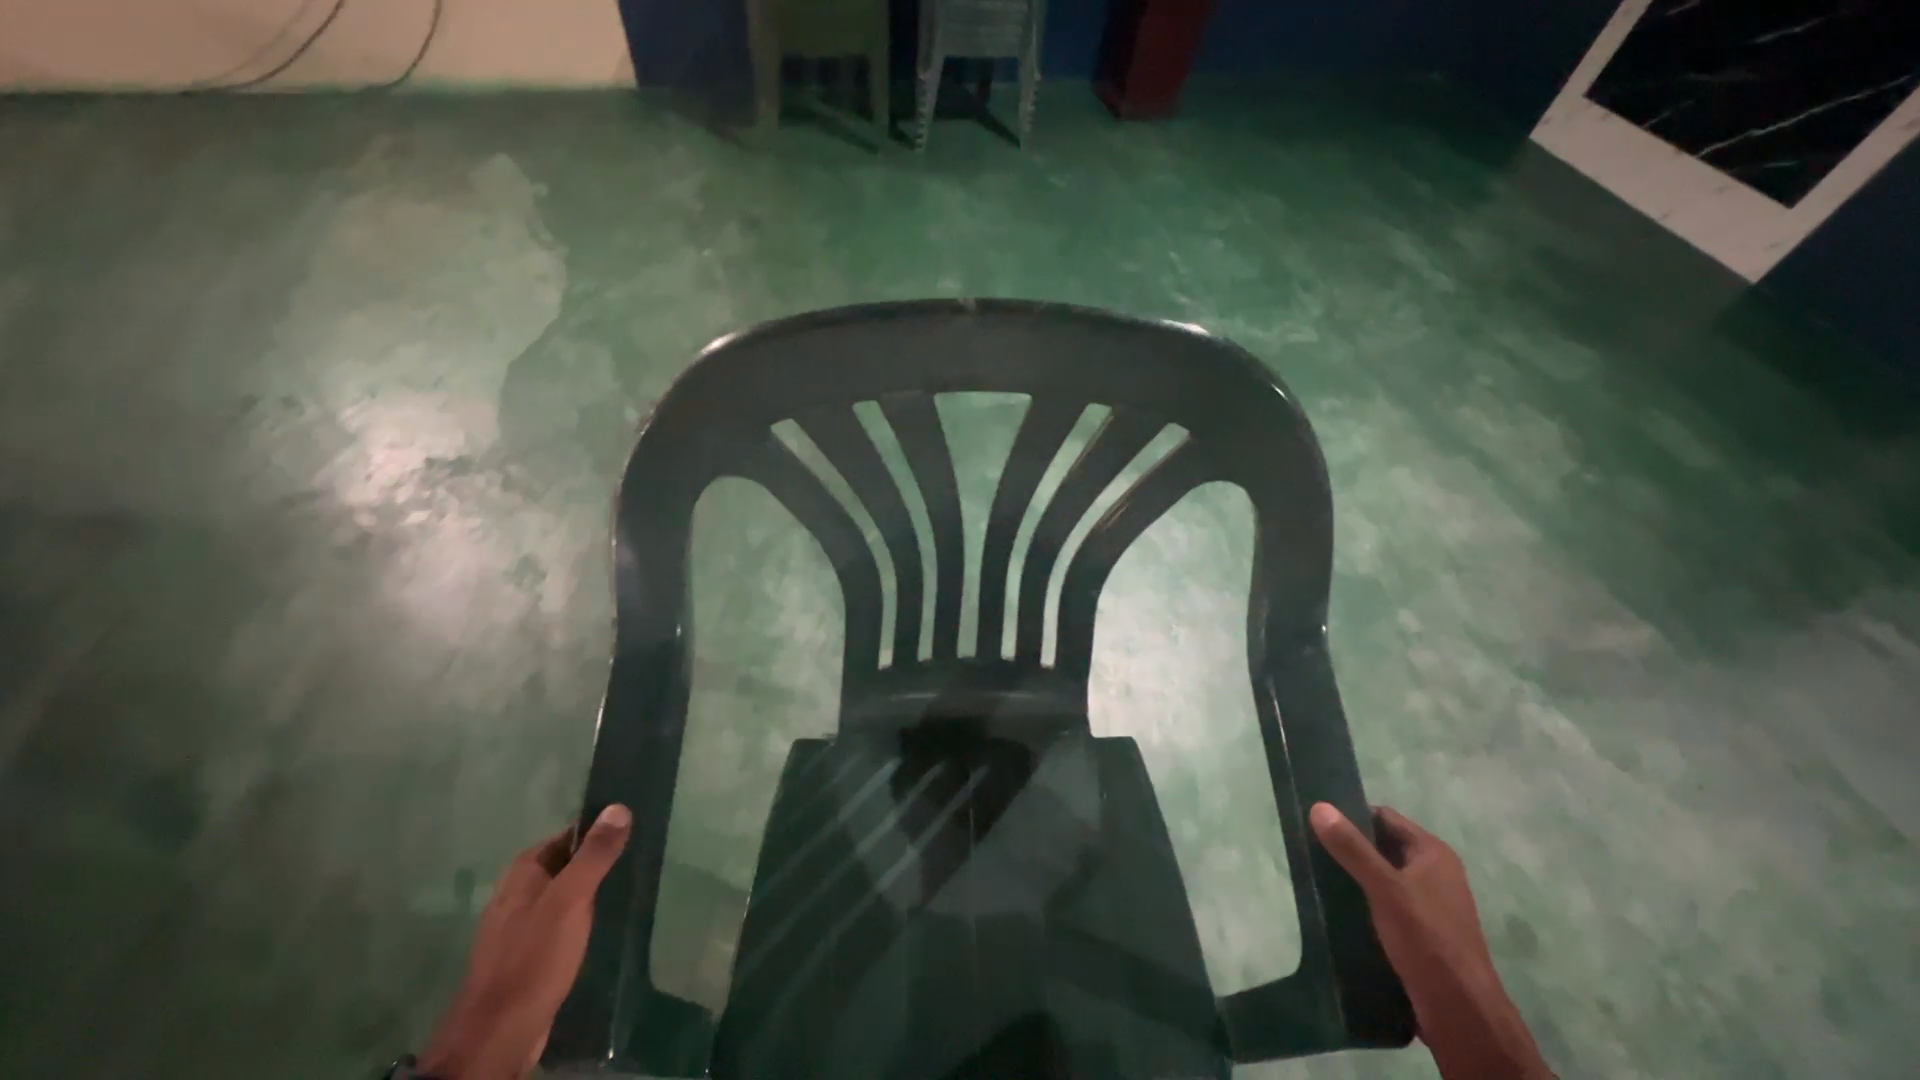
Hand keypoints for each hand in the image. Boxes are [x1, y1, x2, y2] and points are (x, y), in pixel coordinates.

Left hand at [419, 805, 631, 1079]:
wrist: (500, 1030)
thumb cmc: (535, 956)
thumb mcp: (571, 899)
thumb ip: (594, 855)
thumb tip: (619, 807)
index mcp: (523, 871)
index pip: (568, 836)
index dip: (598, 832)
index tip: (633, 833)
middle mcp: (516, 892)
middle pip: (564, 865)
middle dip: (596, 863)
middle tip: (637, 864)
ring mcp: (518, 926)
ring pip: (562, 896)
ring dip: (588, 894)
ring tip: (625, 894)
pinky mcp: (526, 954)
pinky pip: (558, 924)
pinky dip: (579, 920)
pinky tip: (599, 930)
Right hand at [1310, 803, 1551, 1079]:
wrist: (1459, 1007)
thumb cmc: (1425, 938)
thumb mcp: (1384, 888)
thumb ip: (1352, 848)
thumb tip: (1318, 807)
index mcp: (1433, 853)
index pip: (1385, 818)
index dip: (1352, 815)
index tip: (1318, 823)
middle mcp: (1436, 872)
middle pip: (1385, 846)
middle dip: (1351, 848)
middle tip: (1312, 852)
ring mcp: (1432, 903)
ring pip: (1385, 877)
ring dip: (1357, 877)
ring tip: (1320, 880)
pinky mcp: (1424, 930)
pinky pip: (1388, 903)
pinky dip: (1366, 902)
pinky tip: (1341, 911)